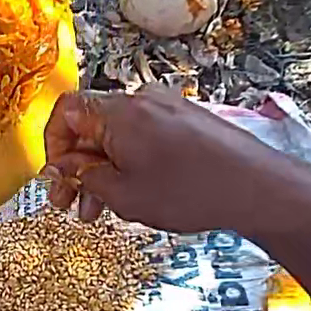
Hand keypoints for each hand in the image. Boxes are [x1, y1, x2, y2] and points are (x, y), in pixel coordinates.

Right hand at [41, 84, 299, 235]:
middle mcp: (141, 100)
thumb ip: (83, 176)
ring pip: (116, 135)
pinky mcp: (184, 119)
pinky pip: (141, 136)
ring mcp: (166, 107)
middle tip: (70, 204)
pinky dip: (128, 162)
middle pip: (90, 125)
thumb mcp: (123, 194)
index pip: (66, 111)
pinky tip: (132, 193)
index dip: (52, 146)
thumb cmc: (191, 191)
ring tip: (101, 210)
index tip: (56, 177)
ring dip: (102, 170)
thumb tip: (62, 166)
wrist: (257, 187)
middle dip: (77, 167)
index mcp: (120, 111)